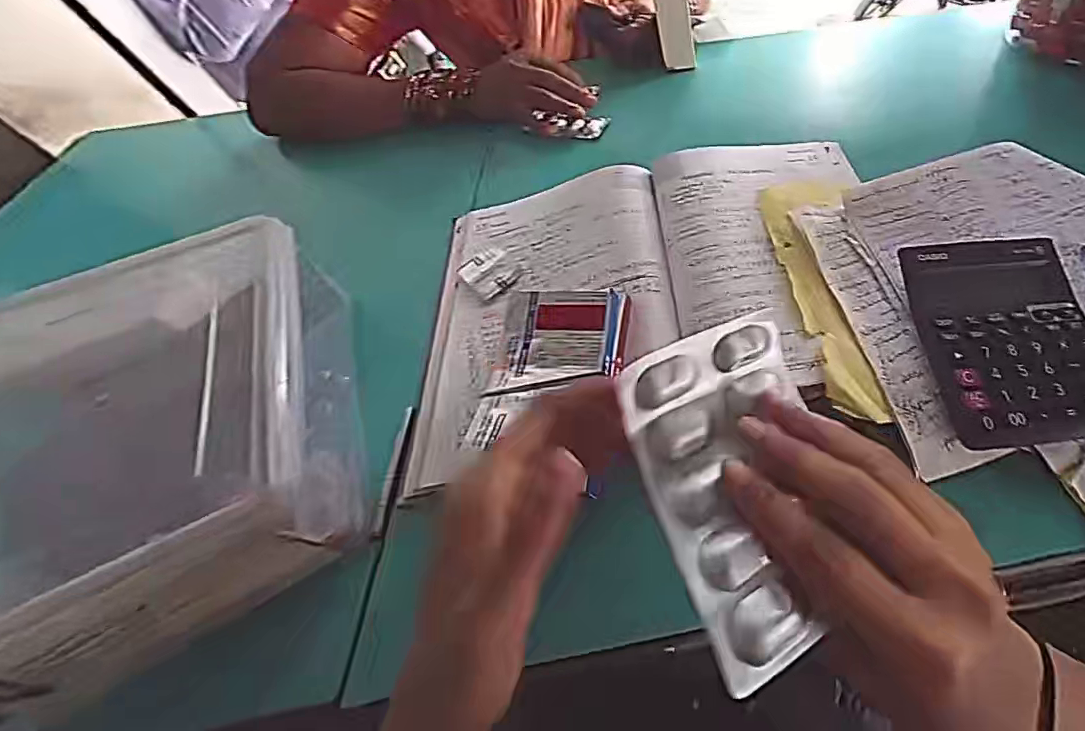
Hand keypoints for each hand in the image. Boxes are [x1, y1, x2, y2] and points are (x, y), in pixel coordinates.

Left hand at [383, 379, 624, 730]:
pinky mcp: (517, 525)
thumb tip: (570, 458)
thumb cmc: (465, 658)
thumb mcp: (506, 595)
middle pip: (550, 428)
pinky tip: (615, 463)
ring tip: (638, 426)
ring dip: (597, 433)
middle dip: (598, 411)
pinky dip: (589, 462)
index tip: (625, 386)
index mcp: (482, 492)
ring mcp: (503, 506)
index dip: (583, 396)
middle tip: (644, 407)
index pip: (539, 419)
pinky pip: (558, 476)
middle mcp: (490, 489)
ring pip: (557, 448)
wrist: (440, 708)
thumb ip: (538, 525)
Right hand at [466, 53, 597, 125]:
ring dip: (564, 106)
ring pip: (544, 98)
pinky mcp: (507, 108)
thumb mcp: (517, 63)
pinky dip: (540, 123)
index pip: (553, 67)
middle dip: (574, 92)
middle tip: (592, 101)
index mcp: (524, 58)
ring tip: (579, 114)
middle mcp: (519, 72)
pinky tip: (553, 129)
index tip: (586, 89)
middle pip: (552, 81)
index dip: (572, 78)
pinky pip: (527, 117)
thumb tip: (572, 84)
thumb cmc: (496, 79)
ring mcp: (513, 90)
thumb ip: (540, 68)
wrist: (464, 92)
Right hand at [725, 400, 1045, 730]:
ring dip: (825, 432)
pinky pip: (899, 467)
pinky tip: (826, 428)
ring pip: (883, 468)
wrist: (1011, 697)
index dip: (777, 513)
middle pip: (860, 498)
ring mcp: (959, 540)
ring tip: (785, 410)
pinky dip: (855, 442)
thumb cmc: (936, 705)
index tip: (741, 480)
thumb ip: (816, 608)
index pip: (833, 560)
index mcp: (921, 641)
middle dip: (798, 455)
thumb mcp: (865, 678)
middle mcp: (946, 579)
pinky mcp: (958, 517)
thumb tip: (771, 542)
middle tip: (756, 429)